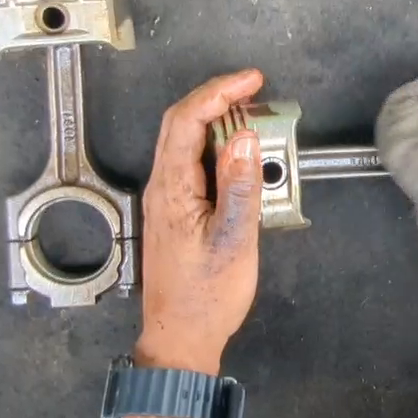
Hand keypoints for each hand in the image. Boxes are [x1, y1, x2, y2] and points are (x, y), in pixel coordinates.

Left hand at [137, 70, 264, 374]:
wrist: (181, 336)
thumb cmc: (209, 294)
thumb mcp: (234, 239)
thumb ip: (240, 185)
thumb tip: (246, 137)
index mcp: (172, 188)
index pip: (187, 121)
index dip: (219, 92)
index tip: (252, 81)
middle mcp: (162, 186)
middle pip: (180, 124)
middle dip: (217, 98)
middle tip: (255, 89)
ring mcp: (167, 198)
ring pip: (185, 142)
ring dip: (218, 121)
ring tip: (254, 115)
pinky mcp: (176, 211)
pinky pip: (193, 164)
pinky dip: (217, 147)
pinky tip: (241, 153)